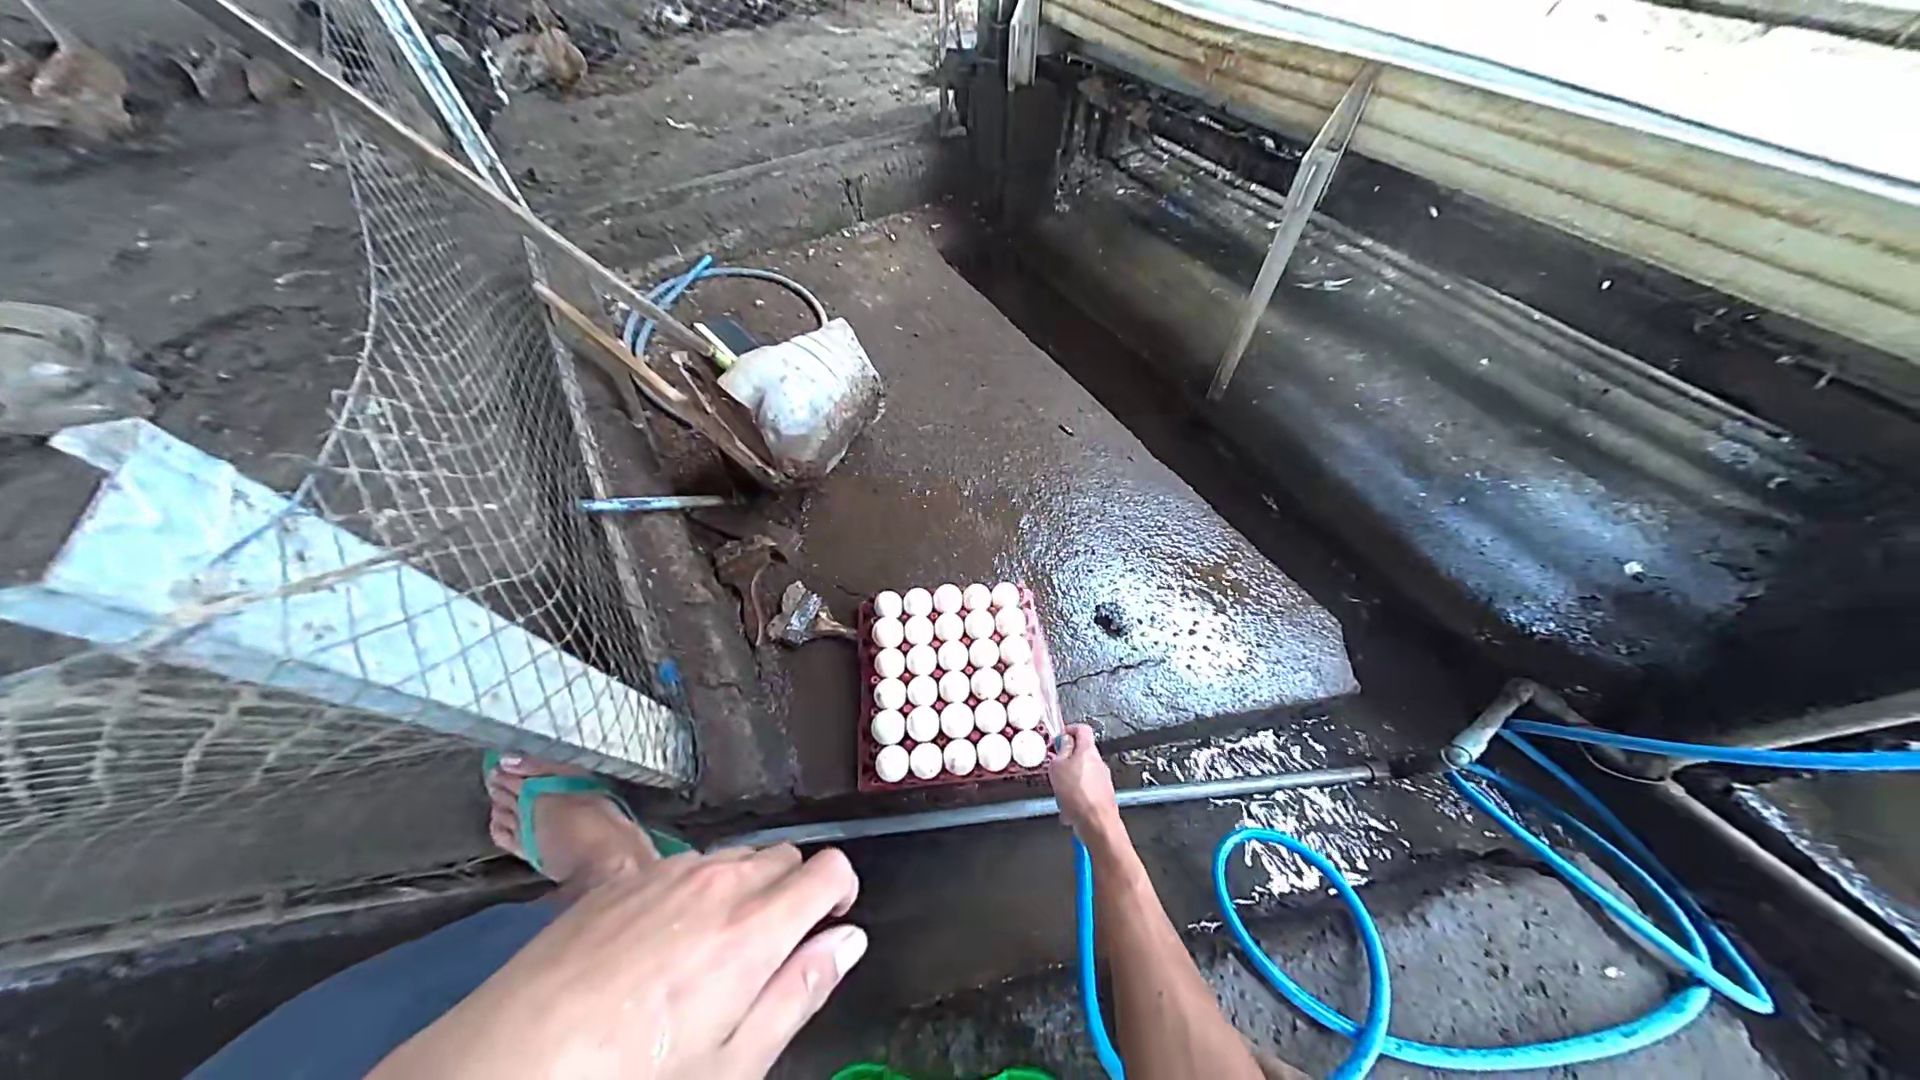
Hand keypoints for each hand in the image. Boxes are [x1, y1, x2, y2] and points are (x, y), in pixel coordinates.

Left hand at [370, 845, 863, 1079]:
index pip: (829, 868)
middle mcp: (719, 882)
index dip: (840, 893)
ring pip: (738, 856)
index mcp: (755, 928)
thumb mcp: (732, 1068)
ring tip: (710, 951)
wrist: (499, 1071)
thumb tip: (850, 941)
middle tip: (766, 952)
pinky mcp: (625, 876)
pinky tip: (660, 943)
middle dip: (793, 891)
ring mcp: (669, 872)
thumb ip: (802, 991)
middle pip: (787, 855)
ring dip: (746, 887)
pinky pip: (688, 863)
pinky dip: (699, 887)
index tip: (827, 925)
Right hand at [1048, 723, 1118, 837]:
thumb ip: (1060, 752)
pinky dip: (1076, 796)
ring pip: (1083, 773)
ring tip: (1061, 791)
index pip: (1082, 729)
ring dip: (1070, 780)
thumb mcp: (1057, 767)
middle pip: (1082, 752)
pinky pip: (1086, 790)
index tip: (1059, 738)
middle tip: (1055, 767)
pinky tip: (1068, 806)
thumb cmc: (1079, 795)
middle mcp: (1098, 763)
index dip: (1069, 730)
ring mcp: (1102, 780)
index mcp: (1088, 750)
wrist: (1096, 823)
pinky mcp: (1102, 796)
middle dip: (1067, 760)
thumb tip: (1062, 743)